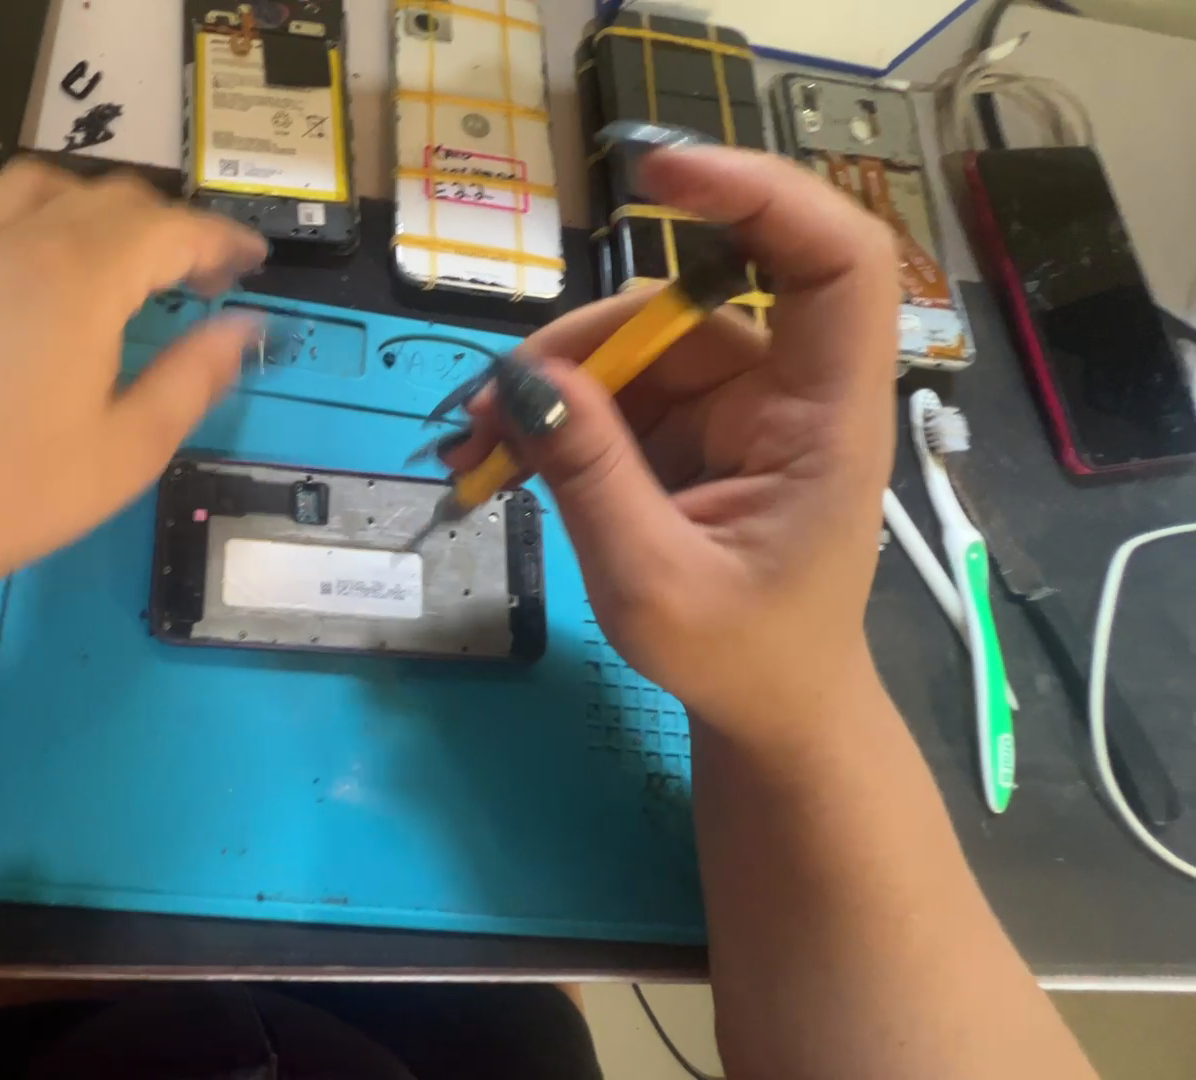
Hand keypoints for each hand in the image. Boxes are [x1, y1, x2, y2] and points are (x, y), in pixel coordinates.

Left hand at [0, 160, 267, 588]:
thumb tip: (245, 328)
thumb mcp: (131, 447)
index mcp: (81, 279)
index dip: (221, 240)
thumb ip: (196, 376)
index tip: (254, 262)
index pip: (170, 229)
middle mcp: (21, 243)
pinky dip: (19, 214)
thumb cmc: (21, 492)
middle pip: (113, 198)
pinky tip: (29, 255)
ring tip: (126, 260)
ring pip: (43, 187)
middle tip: (203, 280)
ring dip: (99, 209)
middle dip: (172, 228)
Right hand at [446, 148, 900, 724]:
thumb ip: (587, 474)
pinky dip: (544, 427)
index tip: (654, 175)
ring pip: (622, 363)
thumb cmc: (734, 653)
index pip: (826, 269)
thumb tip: (518, 383)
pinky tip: (491, 459)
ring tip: (471, 451)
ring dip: (539, 397)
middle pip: (674, 319)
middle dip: (568, 355)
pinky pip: (603, 407)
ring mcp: (725, 415)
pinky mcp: (680, 440)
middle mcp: (776, 397)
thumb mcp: (647, 575)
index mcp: (818, 422)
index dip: (757, 200)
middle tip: (482, 413)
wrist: (762, 706)